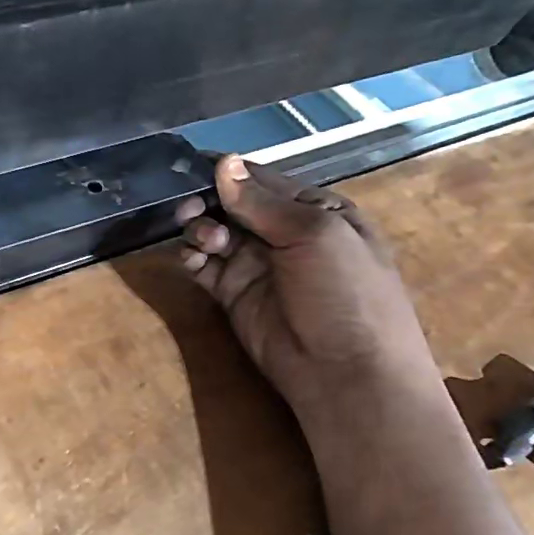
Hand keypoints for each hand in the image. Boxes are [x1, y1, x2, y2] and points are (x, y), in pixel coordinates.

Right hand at [174, 154, 433, 420]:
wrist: (346, 372)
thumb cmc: (345, 291)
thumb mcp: (314, 234)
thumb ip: (262, 202)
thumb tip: (224, 162)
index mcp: (313, 208)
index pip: (261, 179)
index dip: (227, 171)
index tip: (191, 164)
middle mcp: (282, 232)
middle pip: (232, 204)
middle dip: (207, 200)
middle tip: (188, 208)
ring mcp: (256, 265)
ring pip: (215, 232)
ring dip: (200, 228)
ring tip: (204, 240)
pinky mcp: (234, 295)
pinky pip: (205, 267)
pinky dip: (192, 258)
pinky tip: (191, 259)